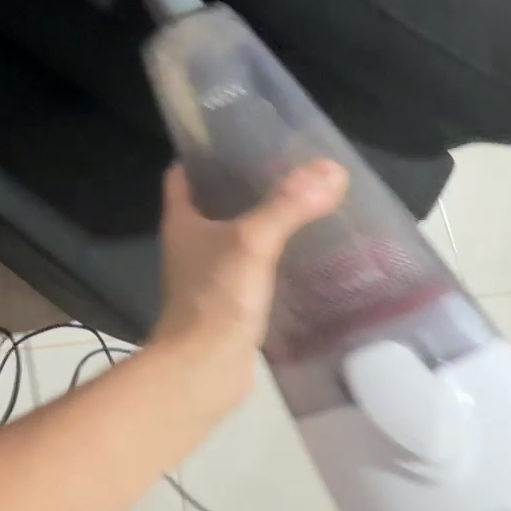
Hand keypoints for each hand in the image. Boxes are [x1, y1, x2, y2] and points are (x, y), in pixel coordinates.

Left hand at [150, 160, 347, 367]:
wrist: (203, 370)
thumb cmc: (215, 297)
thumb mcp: (252, 242)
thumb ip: (286, 206)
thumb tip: (329, 168)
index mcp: (180, 218)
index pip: (183, 171)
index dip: (204, 152)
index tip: (241, 139)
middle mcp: (188, 240)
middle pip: (212, 201)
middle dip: (243, 185)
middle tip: (287, 170)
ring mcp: (206, 272)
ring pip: (232, 234)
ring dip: (260, 221)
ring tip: (303, 205)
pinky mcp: (227, 300)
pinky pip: (250, 266)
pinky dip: (271, 256)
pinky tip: (304, 254)